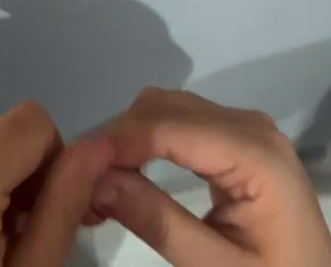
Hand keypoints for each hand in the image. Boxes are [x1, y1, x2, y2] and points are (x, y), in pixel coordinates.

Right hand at [91, 89, 330, 266]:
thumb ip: (157, 222)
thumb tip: (94, 179)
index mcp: (256, 153)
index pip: (169, 127)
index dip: (118, 142)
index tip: (74, 169)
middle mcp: (251, 124)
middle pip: (164, 108)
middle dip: (119, 139)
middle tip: (84, 185)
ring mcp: (246, 127)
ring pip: (167, 108)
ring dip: (130, 138)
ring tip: (101, 182)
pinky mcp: (239, 139)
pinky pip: (182, 122)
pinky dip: (149, 141)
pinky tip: (129, 171)